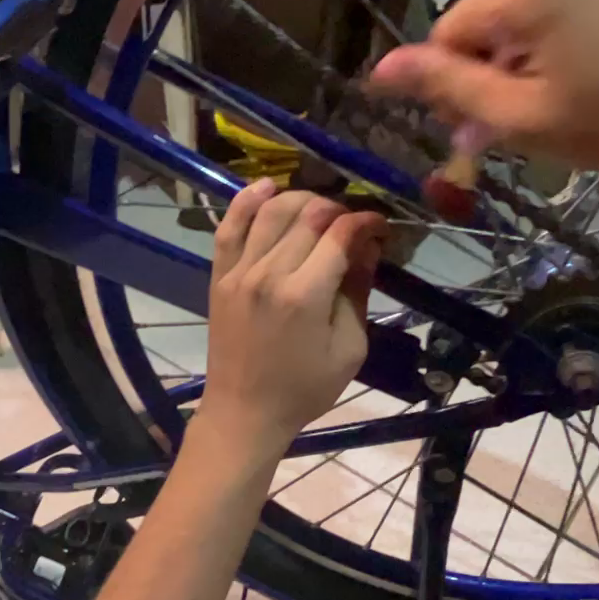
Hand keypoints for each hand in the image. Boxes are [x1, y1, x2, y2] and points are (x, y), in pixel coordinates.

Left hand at [198, 180, 386, 450]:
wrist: (244, 412)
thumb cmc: (304, 390)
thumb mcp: (348, 349)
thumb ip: (356, 293)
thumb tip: (366, 248)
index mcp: (305, 296)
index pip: (340, 234)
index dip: (366, 222)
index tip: (379, 228)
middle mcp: (269, 274)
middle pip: (308, 216)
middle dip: (338, 210)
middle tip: (352, 225)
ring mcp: (239, 272)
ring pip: (270, 212)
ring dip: (301, 200)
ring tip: (320, 209)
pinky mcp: (218, 277)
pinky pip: (229, 227)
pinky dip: (247, 201)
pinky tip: (267, 187)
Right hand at [369, 0, 598, 201]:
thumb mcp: (524, 117)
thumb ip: (447, 88)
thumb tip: (378, 70)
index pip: (449, 33)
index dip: (454, 90)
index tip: (481, 137)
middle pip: (489, 21)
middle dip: (492, 76)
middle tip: (525, 132)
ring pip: (529, 16)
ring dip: (527, 67)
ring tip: (566, 114)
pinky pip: (572, 6)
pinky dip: (566, 48)